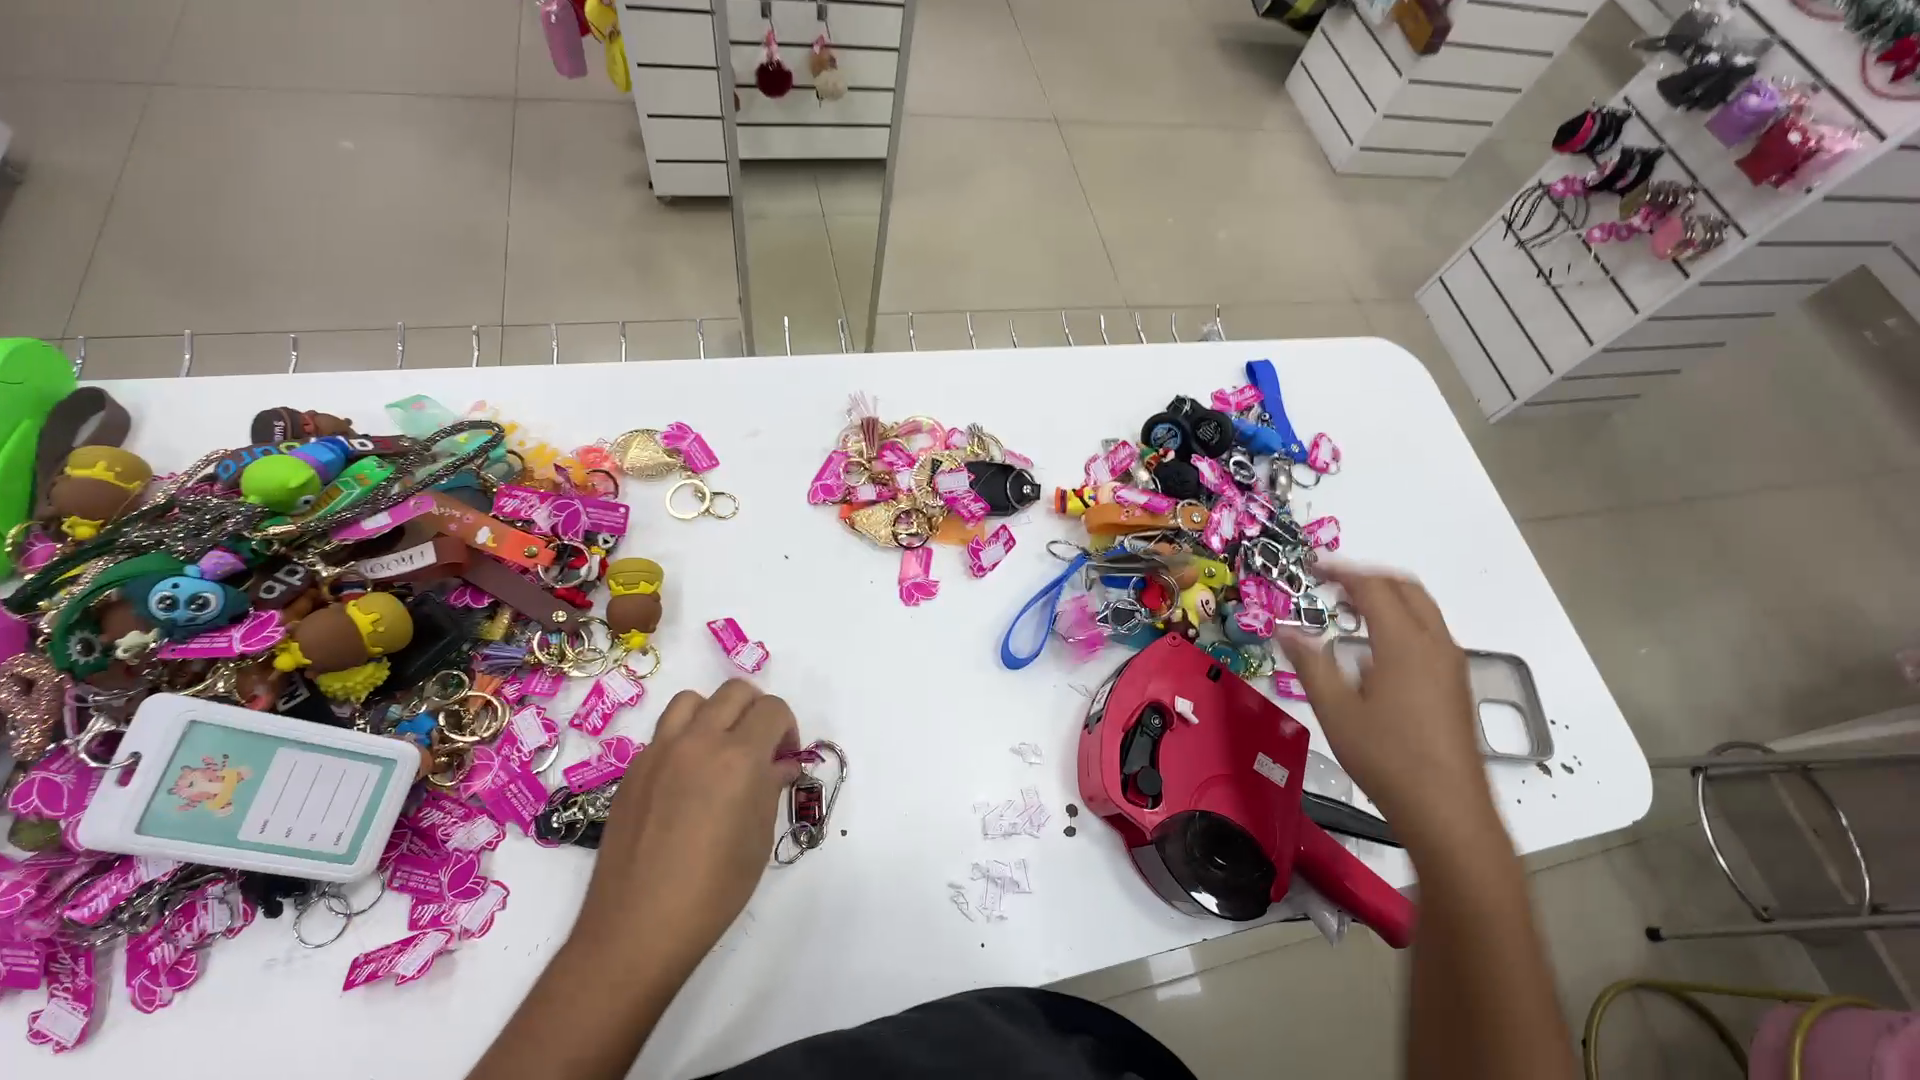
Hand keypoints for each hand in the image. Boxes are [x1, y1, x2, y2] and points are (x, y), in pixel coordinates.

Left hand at [572, 680, 802, 962]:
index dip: (787, 727)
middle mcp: (697, 742)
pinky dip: (684, 741)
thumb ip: (771, 787)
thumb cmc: (714, 889)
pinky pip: (664, 735)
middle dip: (756, 710)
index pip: (772, 709)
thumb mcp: (758, 837)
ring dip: (714, 714)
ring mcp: (658, 753)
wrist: (639, 925)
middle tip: (760, 747)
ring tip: (720, 751)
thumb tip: (780, 764)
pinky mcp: (632, 771)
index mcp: (738, 757)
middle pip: (734, 692)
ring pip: (692, 701)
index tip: (785, 755)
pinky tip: (686, 783)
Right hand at [1276, 565, 1489, 834]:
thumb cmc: (1385, 757)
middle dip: (1367, 577)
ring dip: (1387, 598)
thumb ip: (1310, 663)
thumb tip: (1286, 631)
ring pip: (1422, 609)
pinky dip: (1402, 620)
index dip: (1341, 572)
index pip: (1373, 587)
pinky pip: (1430, 631)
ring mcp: (1451, 664)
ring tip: (1349, 610)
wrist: (1447, 808)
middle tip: (1330, 584)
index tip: (1312, 568)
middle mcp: (1436, 643)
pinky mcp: (1456, 683)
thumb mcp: (1335, 710)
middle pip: (1405, 588)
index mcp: (1405, 643)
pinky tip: (1375, 649)